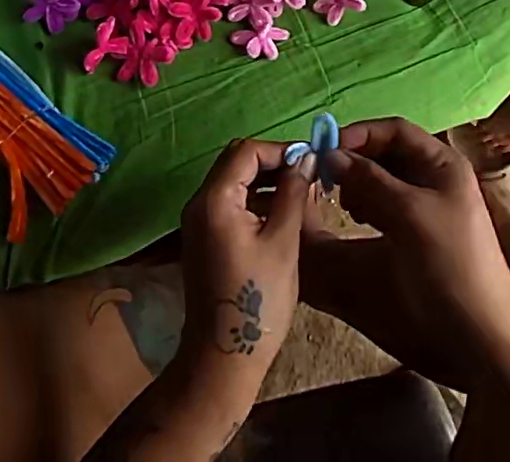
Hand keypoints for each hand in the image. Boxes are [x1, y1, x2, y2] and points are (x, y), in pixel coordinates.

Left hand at [178, 139, 311, 376]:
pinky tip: (282, 212)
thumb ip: (293, 193)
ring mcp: (198, 220)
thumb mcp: (284, 240)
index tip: (311, 161)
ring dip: (266, 179)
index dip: (281, 150)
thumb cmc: (258, 299)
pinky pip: (230, 201)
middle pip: (236, 161)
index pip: (246, 151)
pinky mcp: (204, 236)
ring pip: (234, 180)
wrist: (223, 358)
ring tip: (301, 192)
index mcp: (215, 200)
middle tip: (307, 174)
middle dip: (273, 162)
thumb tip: (306, 159)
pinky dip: (255, 198)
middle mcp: (199, 203)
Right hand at [307, 119, 509, 367]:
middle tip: (329, 180)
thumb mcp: (409, 214)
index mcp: (442, 163)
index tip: (326, 150)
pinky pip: (384, 204)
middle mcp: (435, 177)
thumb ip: (370, 180)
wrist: (482, 335)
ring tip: (344, 203)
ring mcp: (427, 205)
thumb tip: (331, 154)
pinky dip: (366, 204)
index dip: (360, 134)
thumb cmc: (450, 264)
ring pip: (383, 179)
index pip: (395, 130)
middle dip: (357, 160)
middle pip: (387, 153)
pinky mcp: (417, 232)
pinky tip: (355, 217)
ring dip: (359, 183)